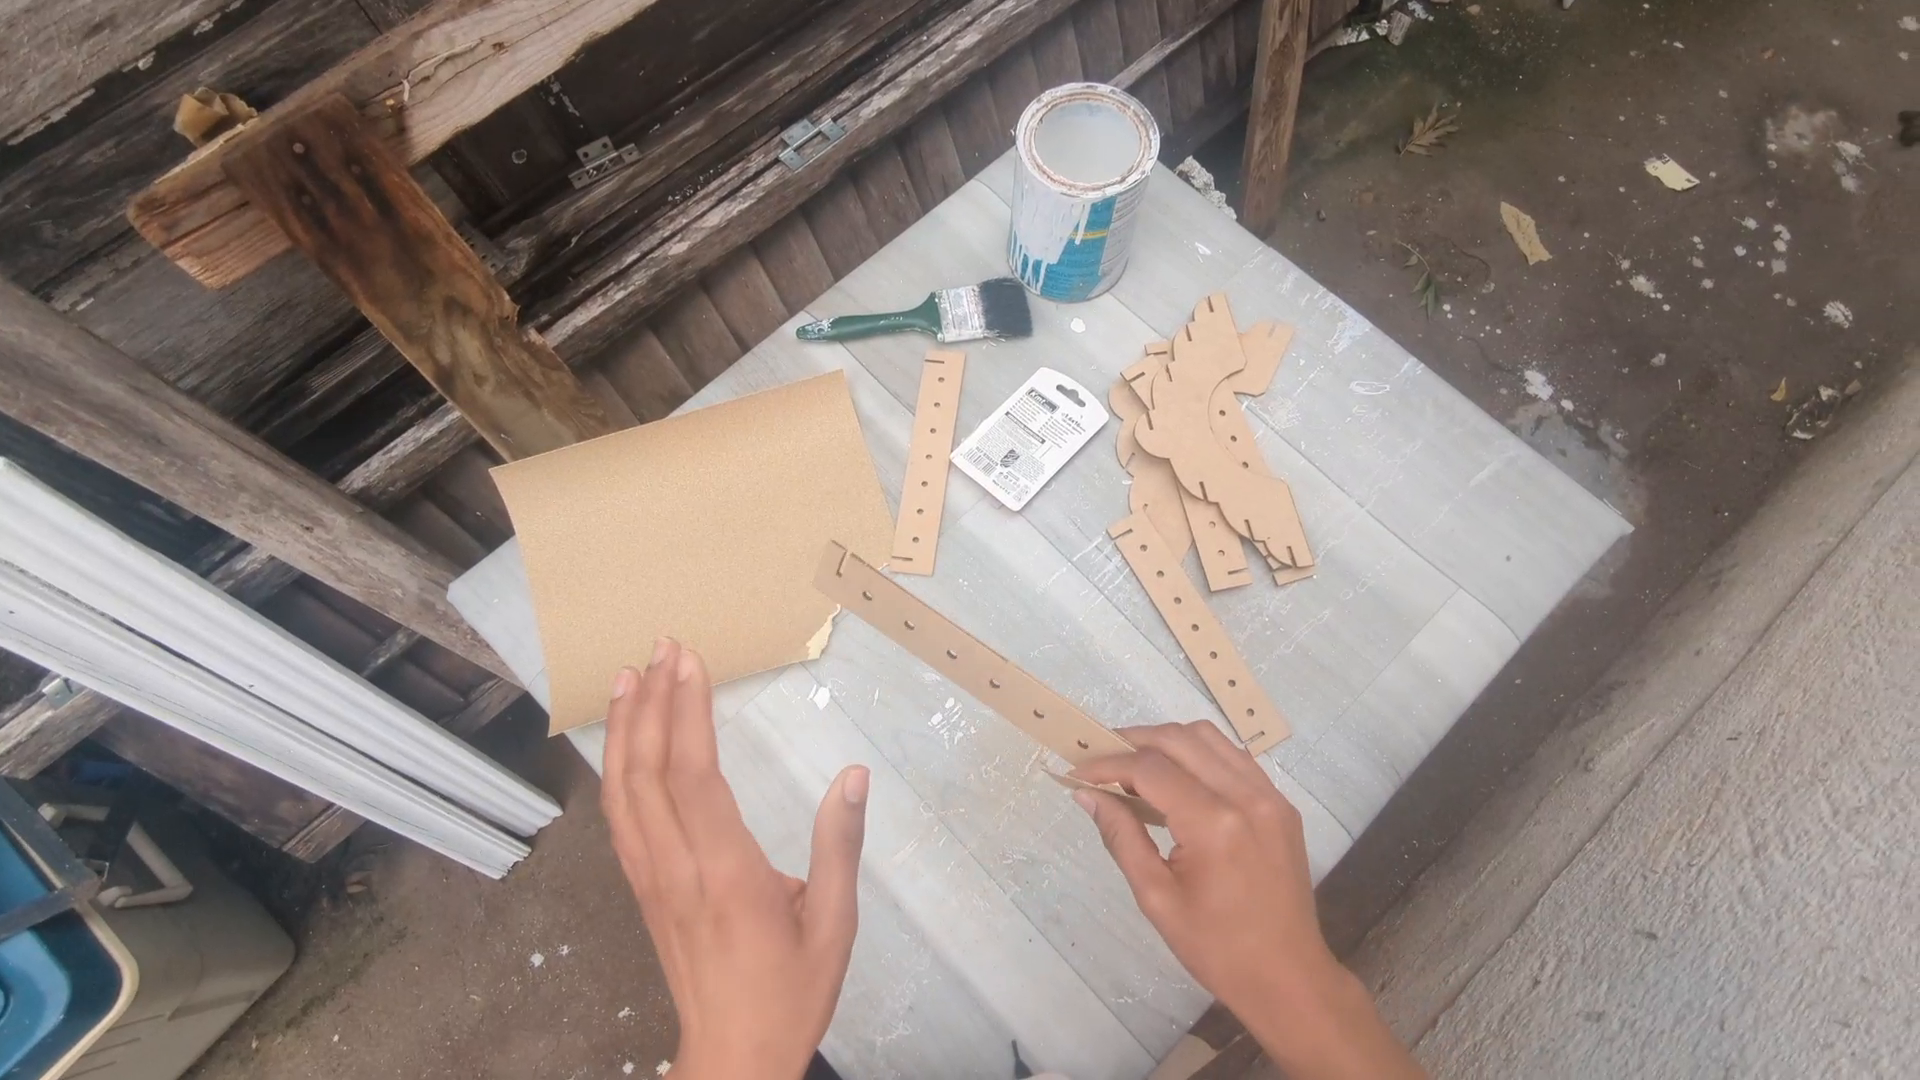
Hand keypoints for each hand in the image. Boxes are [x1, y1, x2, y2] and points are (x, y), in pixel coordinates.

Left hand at [601, 639, 868, 1079]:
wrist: (732, 1060)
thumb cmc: (790, 991)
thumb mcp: (834, 923)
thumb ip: (840, 846)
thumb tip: (855, 775)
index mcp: (725, 872)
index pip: (695, 776)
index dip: (686, 712)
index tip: (688, 661)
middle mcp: (675, 868)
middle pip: (647, 773)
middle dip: (649, 702)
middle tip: (658, 647)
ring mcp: (650, 880)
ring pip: (623, 793)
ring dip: (623, 729)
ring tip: (626, 677)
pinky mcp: (643, 890)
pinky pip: (620, 819)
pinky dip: (615, 770)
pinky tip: (620, 744)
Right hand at [1072, 722, 1422, 1079]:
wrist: (1289, 978)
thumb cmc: (1217, 948)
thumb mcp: (1156, 897)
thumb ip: (1121, 836)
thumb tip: (1087, 794)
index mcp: (1214, 824)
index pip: (1149, 769)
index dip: (1107, 764)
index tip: (1077, 772)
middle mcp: (1246, 797)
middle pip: (1178, 738)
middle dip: (1132, 741)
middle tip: (1100, 759)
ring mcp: (1270, 795)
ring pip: (1208, 737)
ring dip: (1166, 741)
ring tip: (1135, 764)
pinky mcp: (1280, 803)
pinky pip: (1233, 756)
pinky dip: (1198, 754)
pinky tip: (1178, 777)